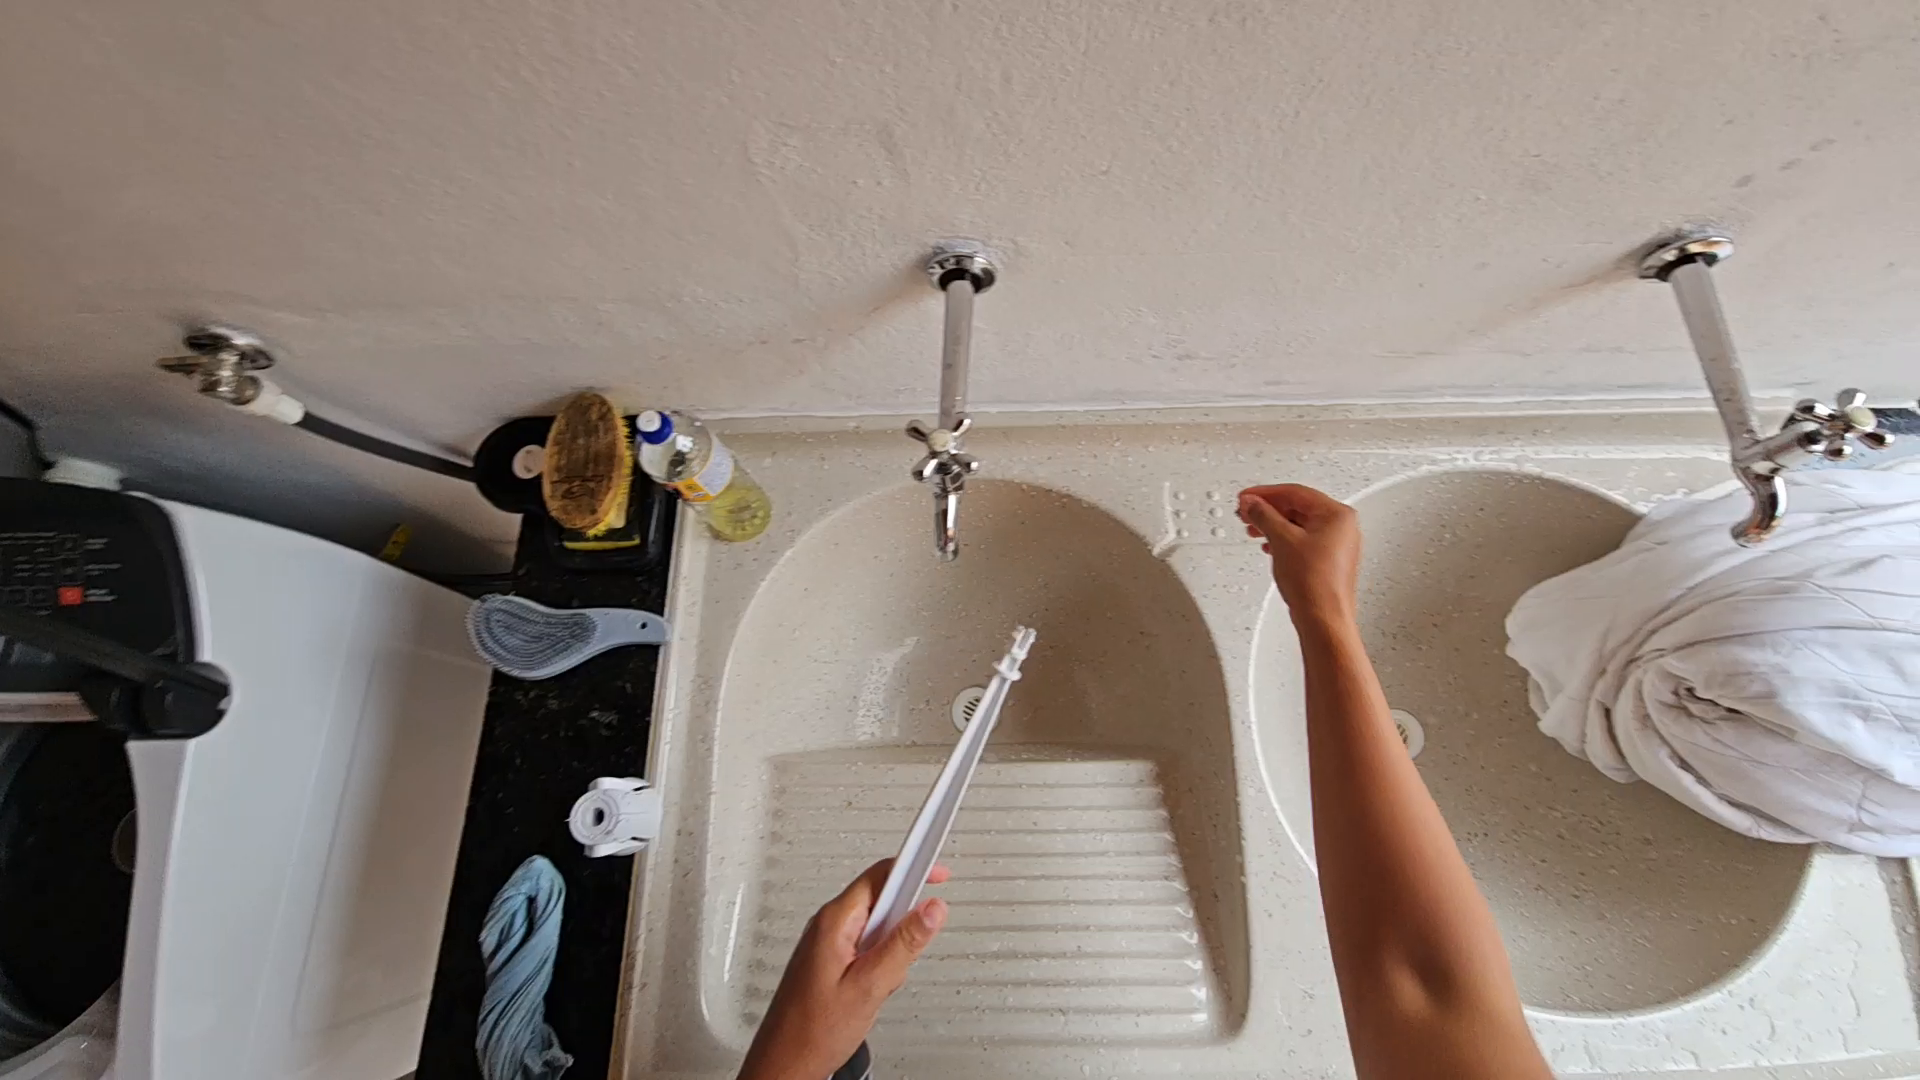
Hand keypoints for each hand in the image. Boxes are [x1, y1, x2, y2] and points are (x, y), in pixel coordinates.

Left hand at [736, 859, 949, 1079]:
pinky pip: (865, 943)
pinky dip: (878, 960)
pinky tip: (872, 988)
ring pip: (875, 924)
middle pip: (881, 899)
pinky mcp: (828, 957)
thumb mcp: (870, 986)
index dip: (914, 867)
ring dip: (890, 947)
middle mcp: (828, 923)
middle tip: (908, 951)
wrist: (782, 1068)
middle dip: (902, 923)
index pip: (882, 874)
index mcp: (836, 920)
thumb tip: (932, 910)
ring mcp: (826, 940)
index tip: (938, 870)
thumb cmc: (812, 1033)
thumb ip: (904, 944)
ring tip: (882, 982)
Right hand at [1238, 484, 1362, 627]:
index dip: (1266, 493)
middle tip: (1247, 510)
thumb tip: (1252, 503)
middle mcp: (1341, 527)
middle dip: (1268, 508)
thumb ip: (1264, 515)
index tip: (1247, 497)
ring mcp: (1336, 543)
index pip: (1295, 493)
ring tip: (1253, 527)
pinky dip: (1282, 537)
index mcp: (1337, 515)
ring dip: (1272, 523)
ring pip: (1298, 523)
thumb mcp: (1281, 539)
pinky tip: (1269, 543)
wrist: (1322, 617)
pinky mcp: (1328, 558)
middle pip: (1297, 507)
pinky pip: (1301, 538)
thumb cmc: (1314, 583)